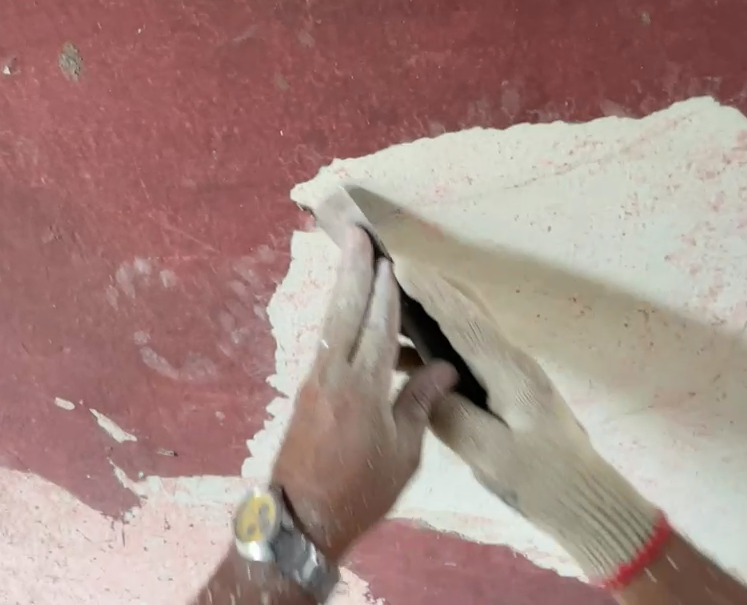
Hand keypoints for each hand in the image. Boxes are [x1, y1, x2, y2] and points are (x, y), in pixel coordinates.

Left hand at [269, 225, 456, 558]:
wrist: (303, 514)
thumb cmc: (362, 488)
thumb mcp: (404, 453)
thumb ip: (419, 403)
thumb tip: (443, 366)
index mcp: (364, 388)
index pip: (379, 328)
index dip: (386, 292)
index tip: (390, 258)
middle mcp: (335, 371)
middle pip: (346, 309)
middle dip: (353, 268)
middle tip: (357, 232)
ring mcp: (316, 374)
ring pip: (332, 318)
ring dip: (343, 282)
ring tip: (351, 251)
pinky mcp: (308, 382)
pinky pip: (326, 336)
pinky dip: (337, 311)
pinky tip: (344, 299)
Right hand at [396, 261, 665, 587]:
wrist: (588, 505)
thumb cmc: (544, 482)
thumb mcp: (491, 456)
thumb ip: (451, 416)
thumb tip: (420, 385)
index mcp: (507, 370)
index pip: (462, 318)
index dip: (429, 289)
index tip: (398, 263)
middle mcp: (509, 358)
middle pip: (466, 306)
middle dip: (429, 285)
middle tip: (389, 275)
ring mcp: (509, 369)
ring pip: (465, 323)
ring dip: (429, 310)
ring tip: (387, 310)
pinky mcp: (504, 384)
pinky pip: (464, 346)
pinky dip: (434, 338)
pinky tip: (403, 354)